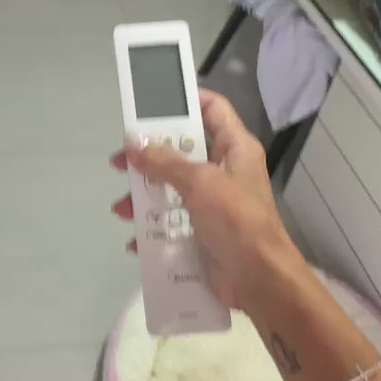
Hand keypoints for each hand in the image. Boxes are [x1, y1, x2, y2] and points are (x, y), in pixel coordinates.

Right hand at [111, 90, 304, 312]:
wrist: (259, 281)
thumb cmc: (236, 221)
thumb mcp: (199, 183)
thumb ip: (165, 162)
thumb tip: (134, 143)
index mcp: (235, 149)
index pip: (213, 109)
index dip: (187, 99)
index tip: (153, 101)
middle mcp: (225, 170)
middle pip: (182, 151)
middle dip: (149, 156)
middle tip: (120, 161)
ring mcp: (214, 202)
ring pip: (172, 188)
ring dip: (144, 196)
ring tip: (120, 209)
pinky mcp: (204, 231)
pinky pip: (172, 222)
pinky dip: (153, 228)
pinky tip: (135, 240)